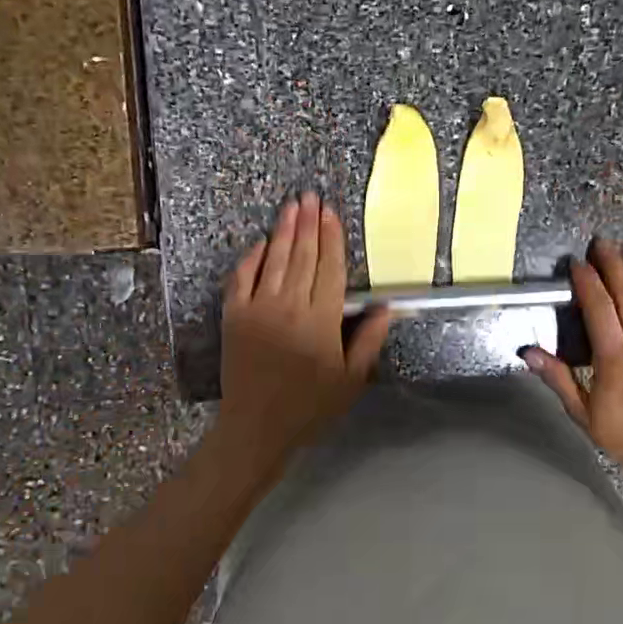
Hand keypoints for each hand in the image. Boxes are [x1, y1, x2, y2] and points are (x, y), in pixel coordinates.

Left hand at [217, 193, 391, 472]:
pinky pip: (241, 278)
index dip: (332, 238)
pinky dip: (251, 257)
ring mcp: (257, 308)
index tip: (331, 213)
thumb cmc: (309, 406)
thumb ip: (369, 340)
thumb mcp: (350, 379)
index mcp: (321, 321)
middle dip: (308, 224)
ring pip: (274, 260)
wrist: (256, 426)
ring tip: (292, 206)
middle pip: (302, 256)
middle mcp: (289, 306)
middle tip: (311, 197)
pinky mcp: (233, 316)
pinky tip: (261, 242)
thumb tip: (388, 306)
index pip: (330, 268)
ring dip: (283, 230)